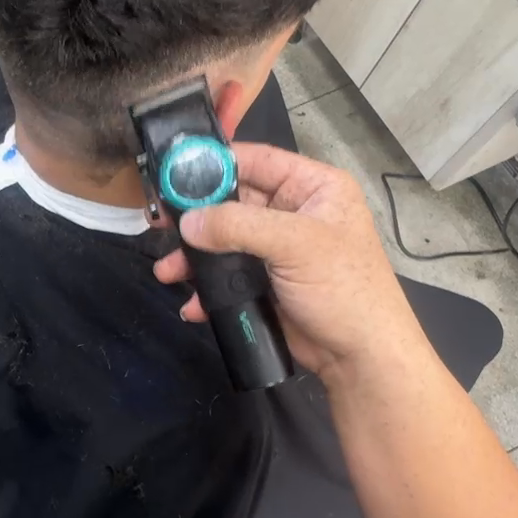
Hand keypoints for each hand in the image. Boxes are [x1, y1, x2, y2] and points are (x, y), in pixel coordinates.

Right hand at [153, 143, 424, 378]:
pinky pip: (225, 276)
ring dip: (193, 258)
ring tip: (167, 272)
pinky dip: (206, 289)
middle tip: (159, 224)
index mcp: (312, 188)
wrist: (358, 356)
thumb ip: (238, 227)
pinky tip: (192, 303)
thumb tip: (186, 222)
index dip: (216, 164)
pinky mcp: (262, 283)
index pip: (257, 161)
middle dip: (195, 217)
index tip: (173, 172)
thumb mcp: (295, 245)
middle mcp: (292, 212)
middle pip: (231, 202)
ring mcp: (275, 250)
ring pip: (222, 242)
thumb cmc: (342, 289)